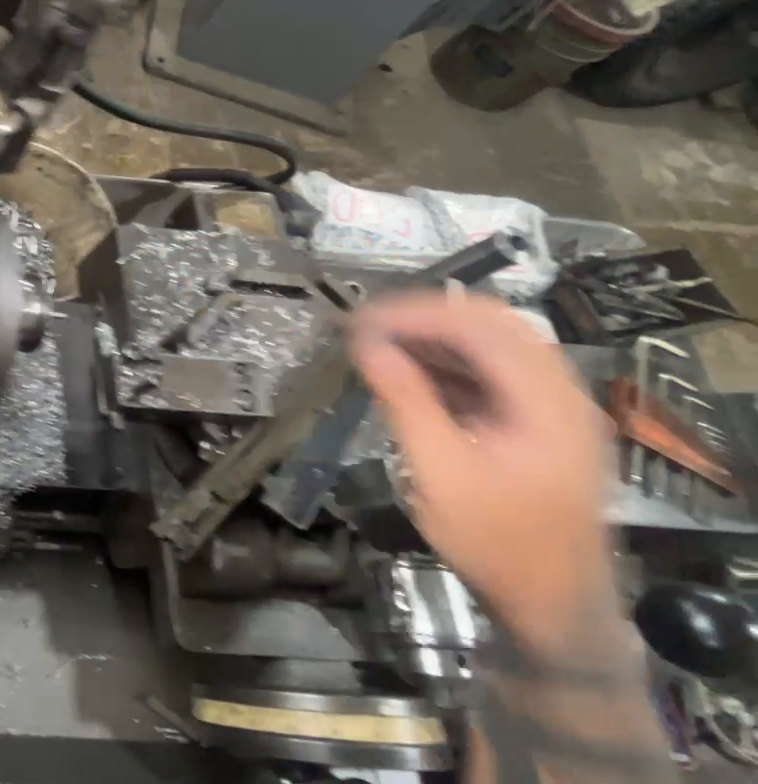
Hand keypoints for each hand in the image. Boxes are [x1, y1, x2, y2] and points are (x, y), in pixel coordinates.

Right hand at [350, 293, 615, 655]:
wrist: (551, 604)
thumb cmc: (495, 541)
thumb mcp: (440, 472)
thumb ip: (406, 400)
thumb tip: (366, 345)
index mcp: (546, 402)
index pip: (480, 326)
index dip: (416, 313)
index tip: (358, 319)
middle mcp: (559, 395)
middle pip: (495, 325)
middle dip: (426, 317)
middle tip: (365, 326)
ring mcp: (553, 409)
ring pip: (494, 345)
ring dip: (435, 337)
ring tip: (377, 345)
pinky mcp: (538, 424)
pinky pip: (494, 372)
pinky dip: (449, 362)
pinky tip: (408, 373)